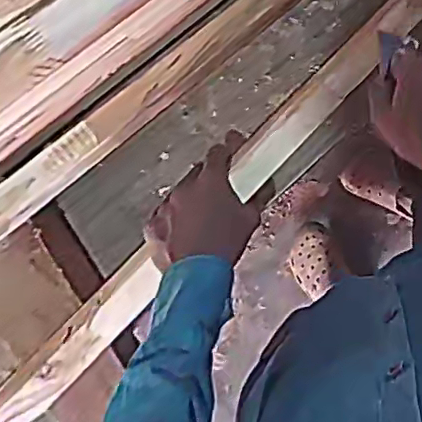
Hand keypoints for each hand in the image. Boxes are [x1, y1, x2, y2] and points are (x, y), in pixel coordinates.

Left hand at [146, 131, 259, 268]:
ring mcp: (167, 205)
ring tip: (202, 216)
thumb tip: (267, 186)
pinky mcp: (153, 225)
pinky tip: (184, 228)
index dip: (227, 147)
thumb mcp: (250, 219)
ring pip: (181, 193)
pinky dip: (174, 217)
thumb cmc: (225, 244)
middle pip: (199, 172)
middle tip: (220, 191)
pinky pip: (164, 213)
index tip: (232, 144)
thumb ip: (259, 196)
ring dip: (191, 198)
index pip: (218, 152)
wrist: (196, 277)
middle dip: (209, 177)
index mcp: (211, 180)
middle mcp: (186, 187)